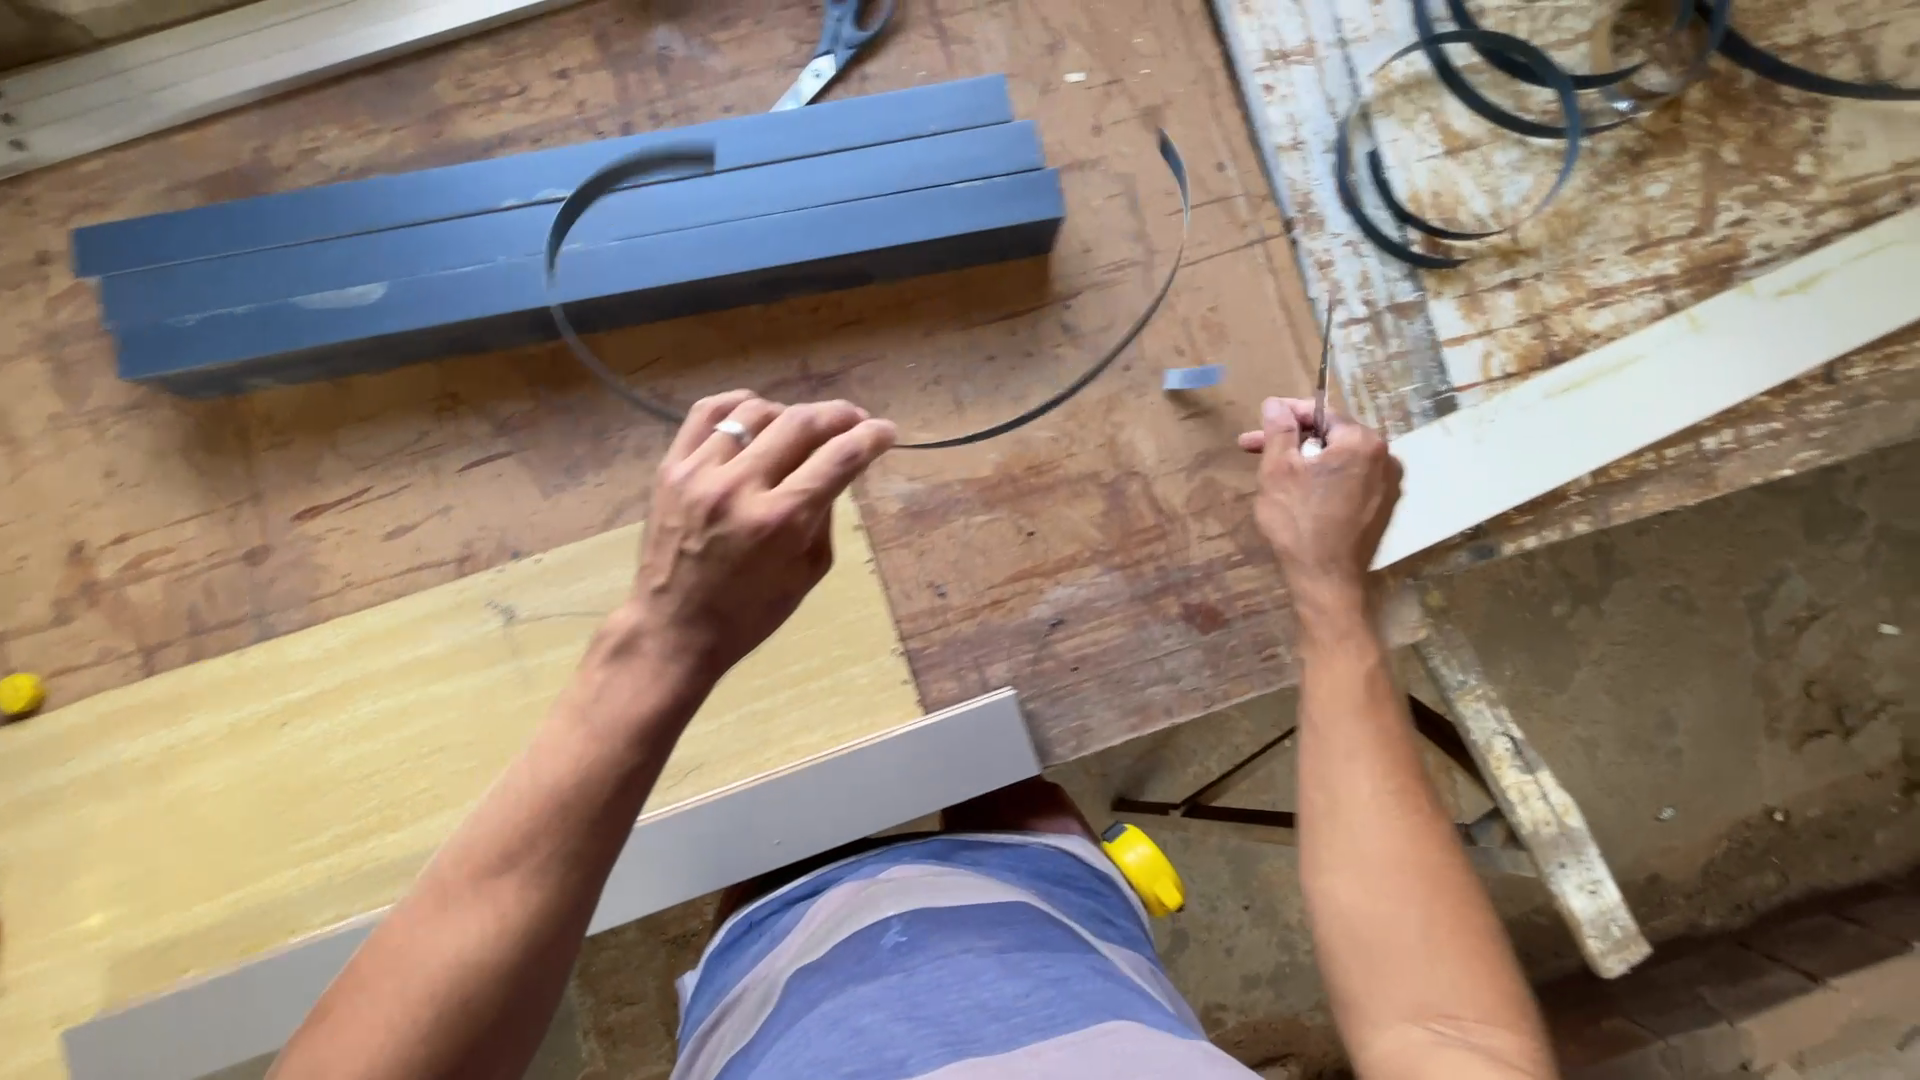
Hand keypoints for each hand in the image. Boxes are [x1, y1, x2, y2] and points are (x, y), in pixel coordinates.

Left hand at [615, 391, 896, 690]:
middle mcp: (741, 488)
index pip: (838, 458)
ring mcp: (700, 473)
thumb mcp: (808, 572)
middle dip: (838, 415)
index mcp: (781, 521)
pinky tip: (757, 414)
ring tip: (802, 428)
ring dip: (791, 413)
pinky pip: (708, 413)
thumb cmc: (751, 613)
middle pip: (801, 424)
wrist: (674, 629)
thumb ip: (825, 515)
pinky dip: (740, 405)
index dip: (871, 437)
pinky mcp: (671, 468)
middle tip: (854, 420)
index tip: (885, 431)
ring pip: (757, 412)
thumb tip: (835, 468)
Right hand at [1238, 397, 1400, 611]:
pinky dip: (1324, 480)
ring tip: (1273, 472)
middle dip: (1292, 440)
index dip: (1287, 414)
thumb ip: (1279, 431)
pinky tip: (1299, 493)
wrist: (1326, 578)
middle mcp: (1385, 458)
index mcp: (1363, 442)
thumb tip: (1276, 404)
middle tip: (1253, 448)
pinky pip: (1349, 481)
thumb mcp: (1278, 470)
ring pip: (1339, 460)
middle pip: (1331, 437)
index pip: (1322, 413)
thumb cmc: (1298, 521)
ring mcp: (1387, 486)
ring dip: (1306, 461)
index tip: (1261, 419)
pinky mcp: (1381, 509)